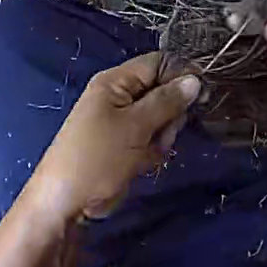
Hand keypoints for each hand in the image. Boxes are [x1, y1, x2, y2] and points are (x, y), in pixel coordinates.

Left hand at [14, 52, 201, 227]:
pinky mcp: (126, 143)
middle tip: (164, 133)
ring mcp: (123, 120)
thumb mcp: (134, 127)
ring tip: (148, 152)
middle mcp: (120, 96)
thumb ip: (166, 101)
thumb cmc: (97, 157)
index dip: (181, 74)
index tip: (202, 94)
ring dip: (162, 136)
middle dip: (171, 113)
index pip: (158, 63)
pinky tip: (143, 163)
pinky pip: (152, 138)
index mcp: (116, 81)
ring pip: (162, 118)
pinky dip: (153, 151)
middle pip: (163, 91)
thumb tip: (195, 80)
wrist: (65, 203)